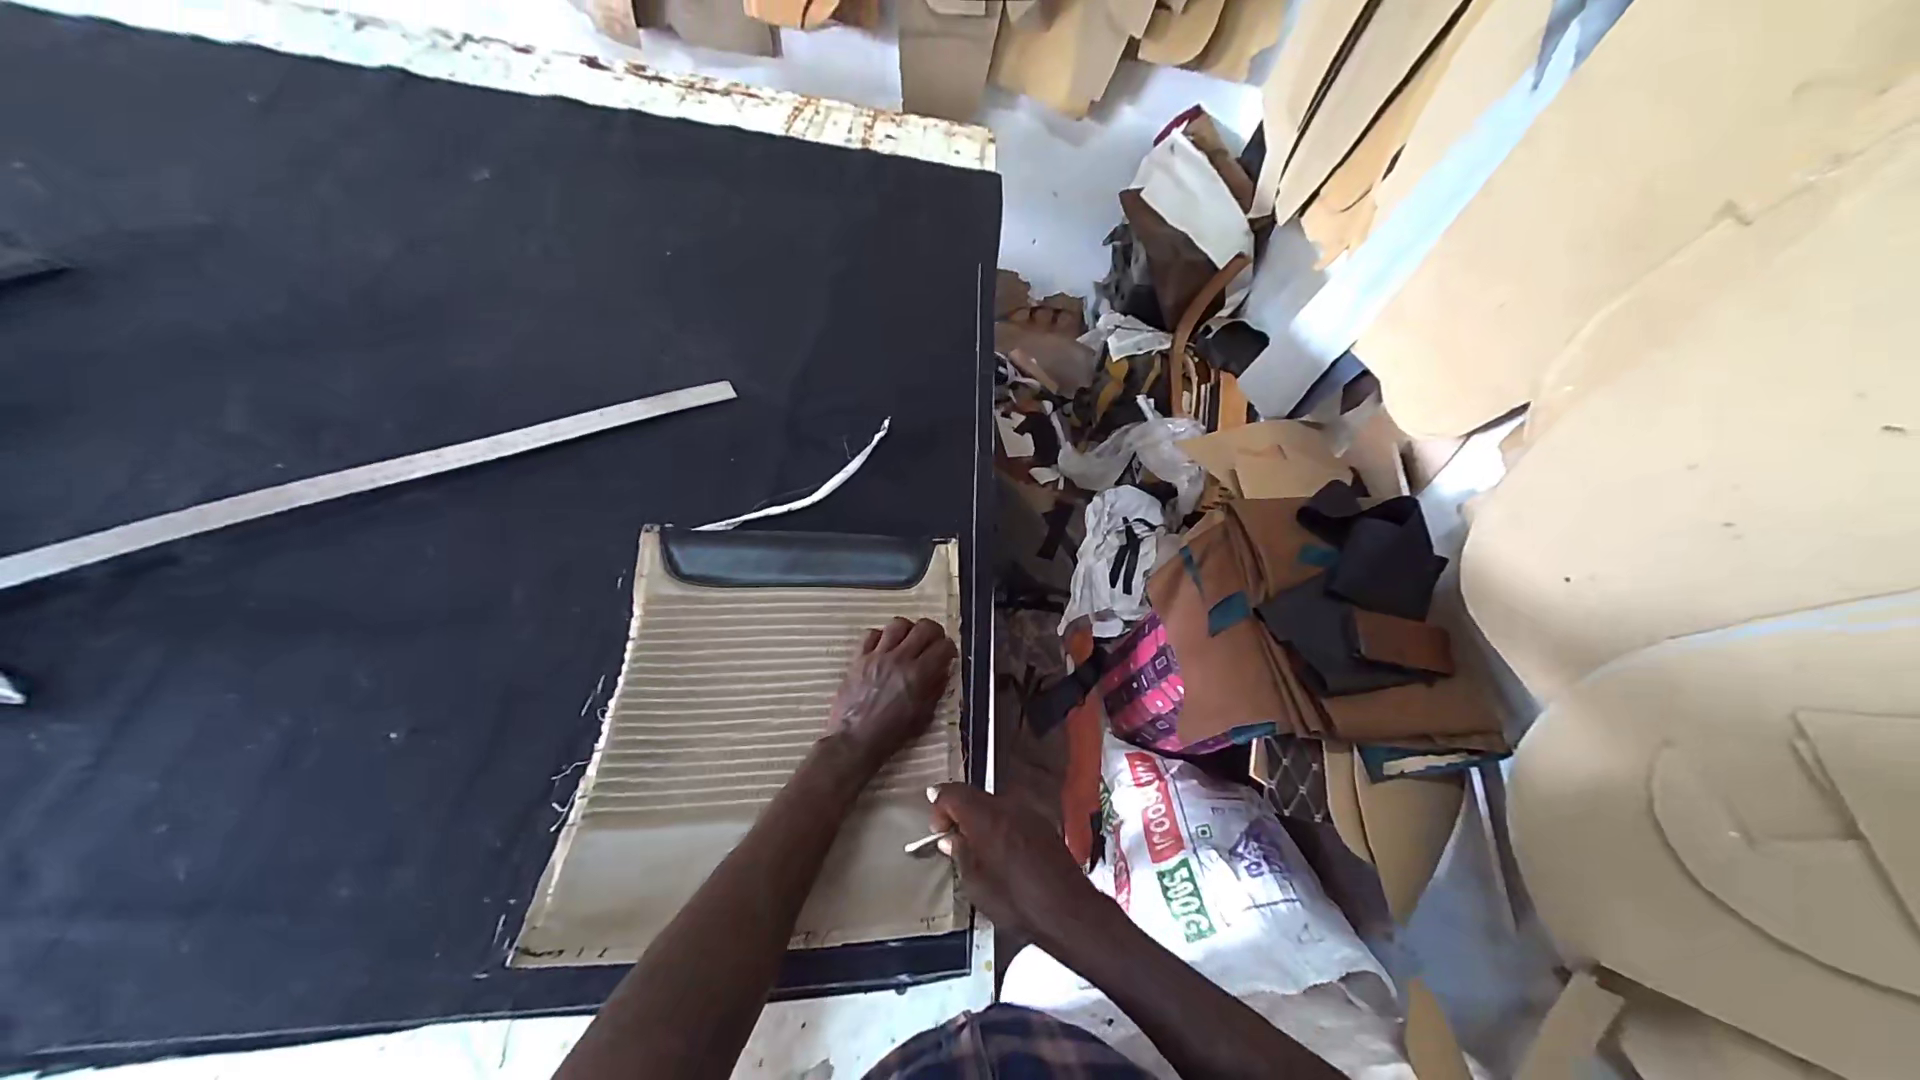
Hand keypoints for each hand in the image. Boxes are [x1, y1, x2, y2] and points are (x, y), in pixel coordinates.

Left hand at [826, 617, 955, 769]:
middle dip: (934, 633)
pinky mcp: (858, 658)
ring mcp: (877, 656)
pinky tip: (883, 648)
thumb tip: (943, 669)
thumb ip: (935, 688)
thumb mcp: (924, 716)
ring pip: (898, 624)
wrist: (855, 740)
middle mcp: (899, 659)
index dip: (949, 649)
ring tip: (907, 641)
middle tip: (932, 643)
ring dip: (908, 630)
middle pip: (924, 628)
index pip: (943, 647)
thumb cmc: (892, 734)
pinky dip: (881, 637)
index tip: (947, 655)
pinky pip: (871, 634)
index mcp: (919, 675)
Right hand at [927, 783, 1108, 947]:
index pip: (953, 793)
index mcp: (986, 817)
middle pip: (974, 796)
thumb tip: (951, 839)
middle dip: (959, 813)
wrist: (1067, 911)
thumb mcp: (976, 885)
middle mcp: (1008, 806)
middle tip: (953, 837)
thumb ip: (959, 854)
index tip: (937, 827)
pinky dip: (1001, 825)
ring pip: (995, 805)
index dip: (939, 806)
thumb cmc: (1019, 902)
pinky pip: (1013, 815)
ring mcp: (1029, 813)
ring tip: (977, 848)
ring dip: (981, 820)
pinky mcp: (1043, 824)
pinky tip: (1001, 852)